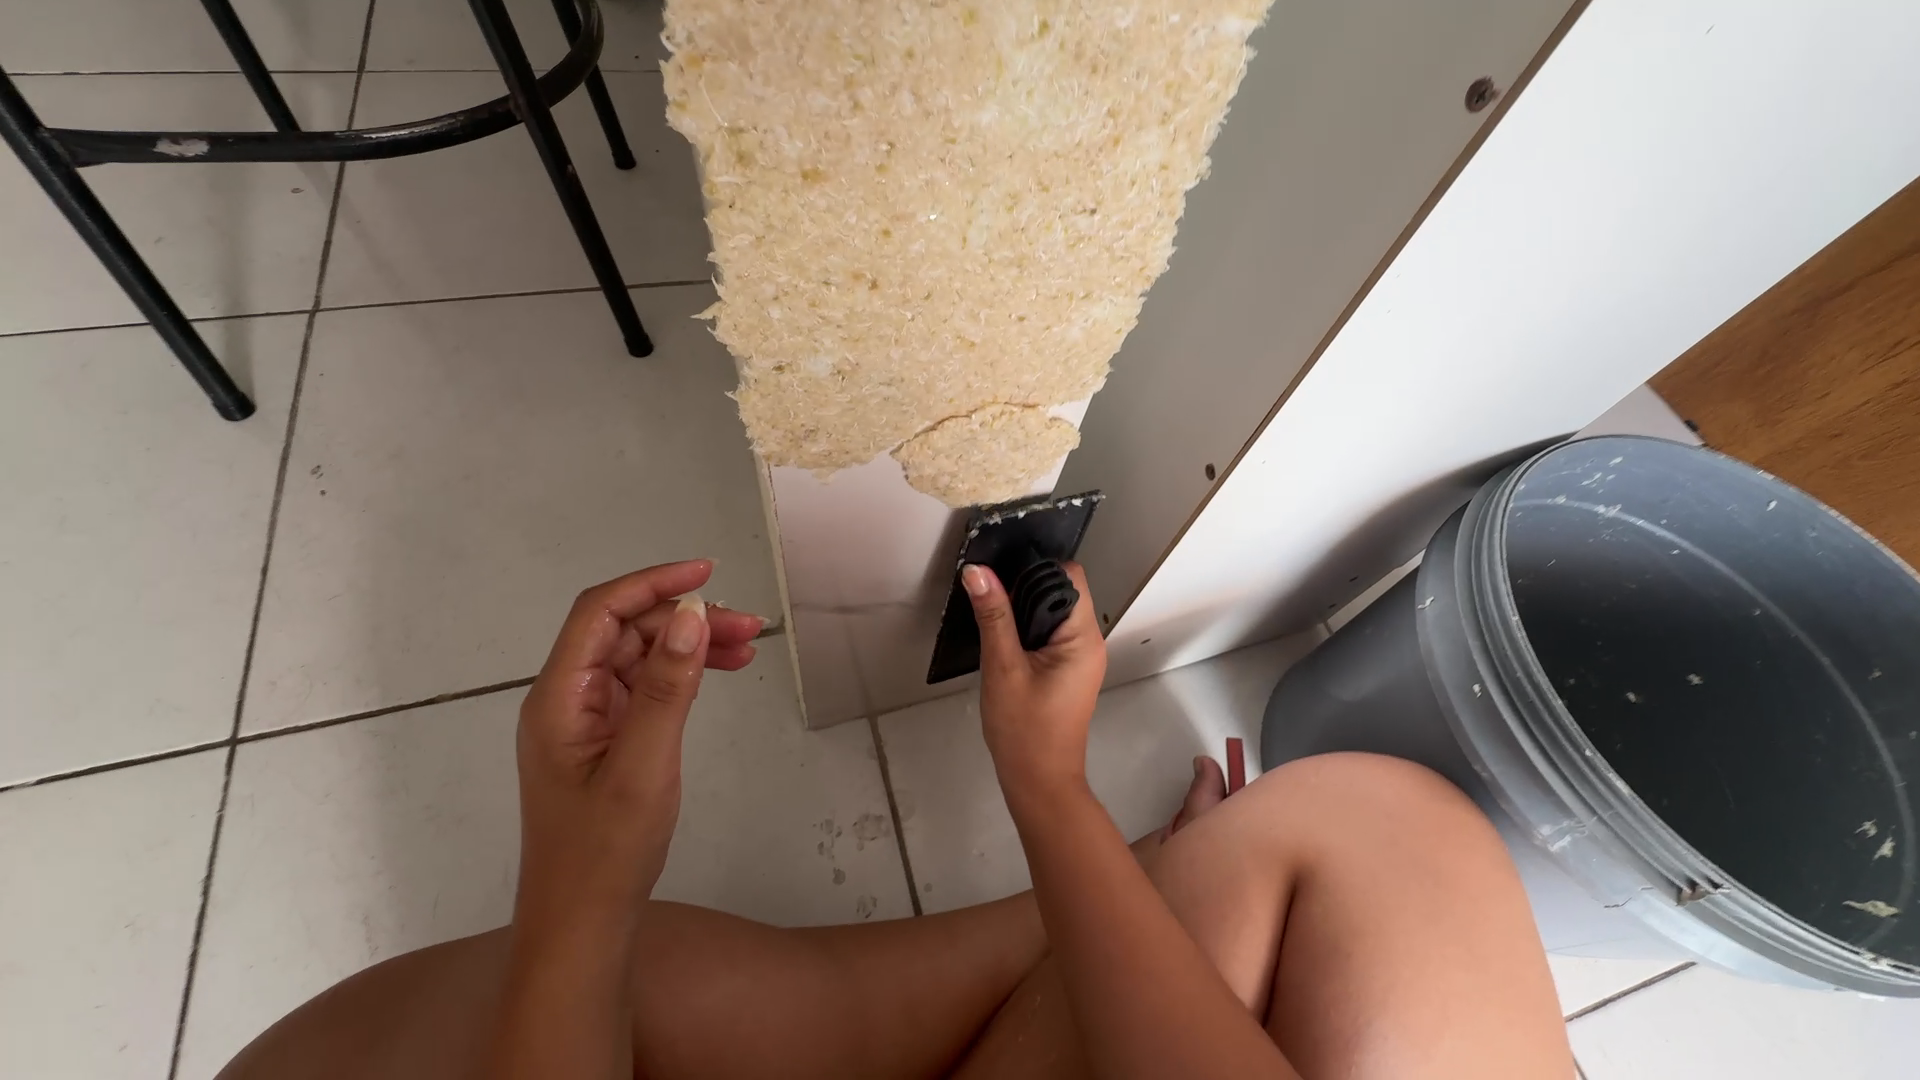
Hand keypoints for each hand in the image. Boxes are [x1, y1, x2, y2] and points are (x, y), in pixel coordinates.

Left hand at [512, 560, 764, 932]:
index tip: (708, 573)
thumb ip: (668, 688)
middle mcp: (569, 699)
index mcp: (559, 698)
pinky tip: (721, 673)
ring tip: (749, 646)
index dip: (652, 583)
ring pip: (642, 657)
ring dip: (692, 645)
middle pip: (627, 632)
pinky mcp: (609, 739)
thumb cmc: (606, 851)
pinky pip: (648, 688)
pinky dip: (685, 675)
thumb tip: (691, 616)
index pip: (600, 613)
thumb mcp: (644, 766)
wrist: (584, 925)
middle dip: (686, 619)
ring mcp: (588, 719)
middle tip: (750, 627)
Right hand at [963, 560, 1106, 802]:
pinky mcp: (1067, 670)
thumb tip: (977, 570)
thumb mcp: (1002, 667)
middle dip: (1026, 586)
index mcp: (1083, 637)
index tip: (1001, 569)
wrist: (1038, 781)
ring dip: (1024, 608)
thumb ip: (993, 615)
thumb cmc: (1023, 728)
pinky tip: (1001, 635)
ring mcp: (1080, 658)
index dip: (1037, 567)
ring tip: (990, 609)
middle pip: (1063, 591)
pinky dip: (1027, 628)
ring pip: (1054, 613)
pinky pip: (1050, 634)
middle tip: (989, 589)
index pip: (1070, 577)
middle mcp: (1089, 642)